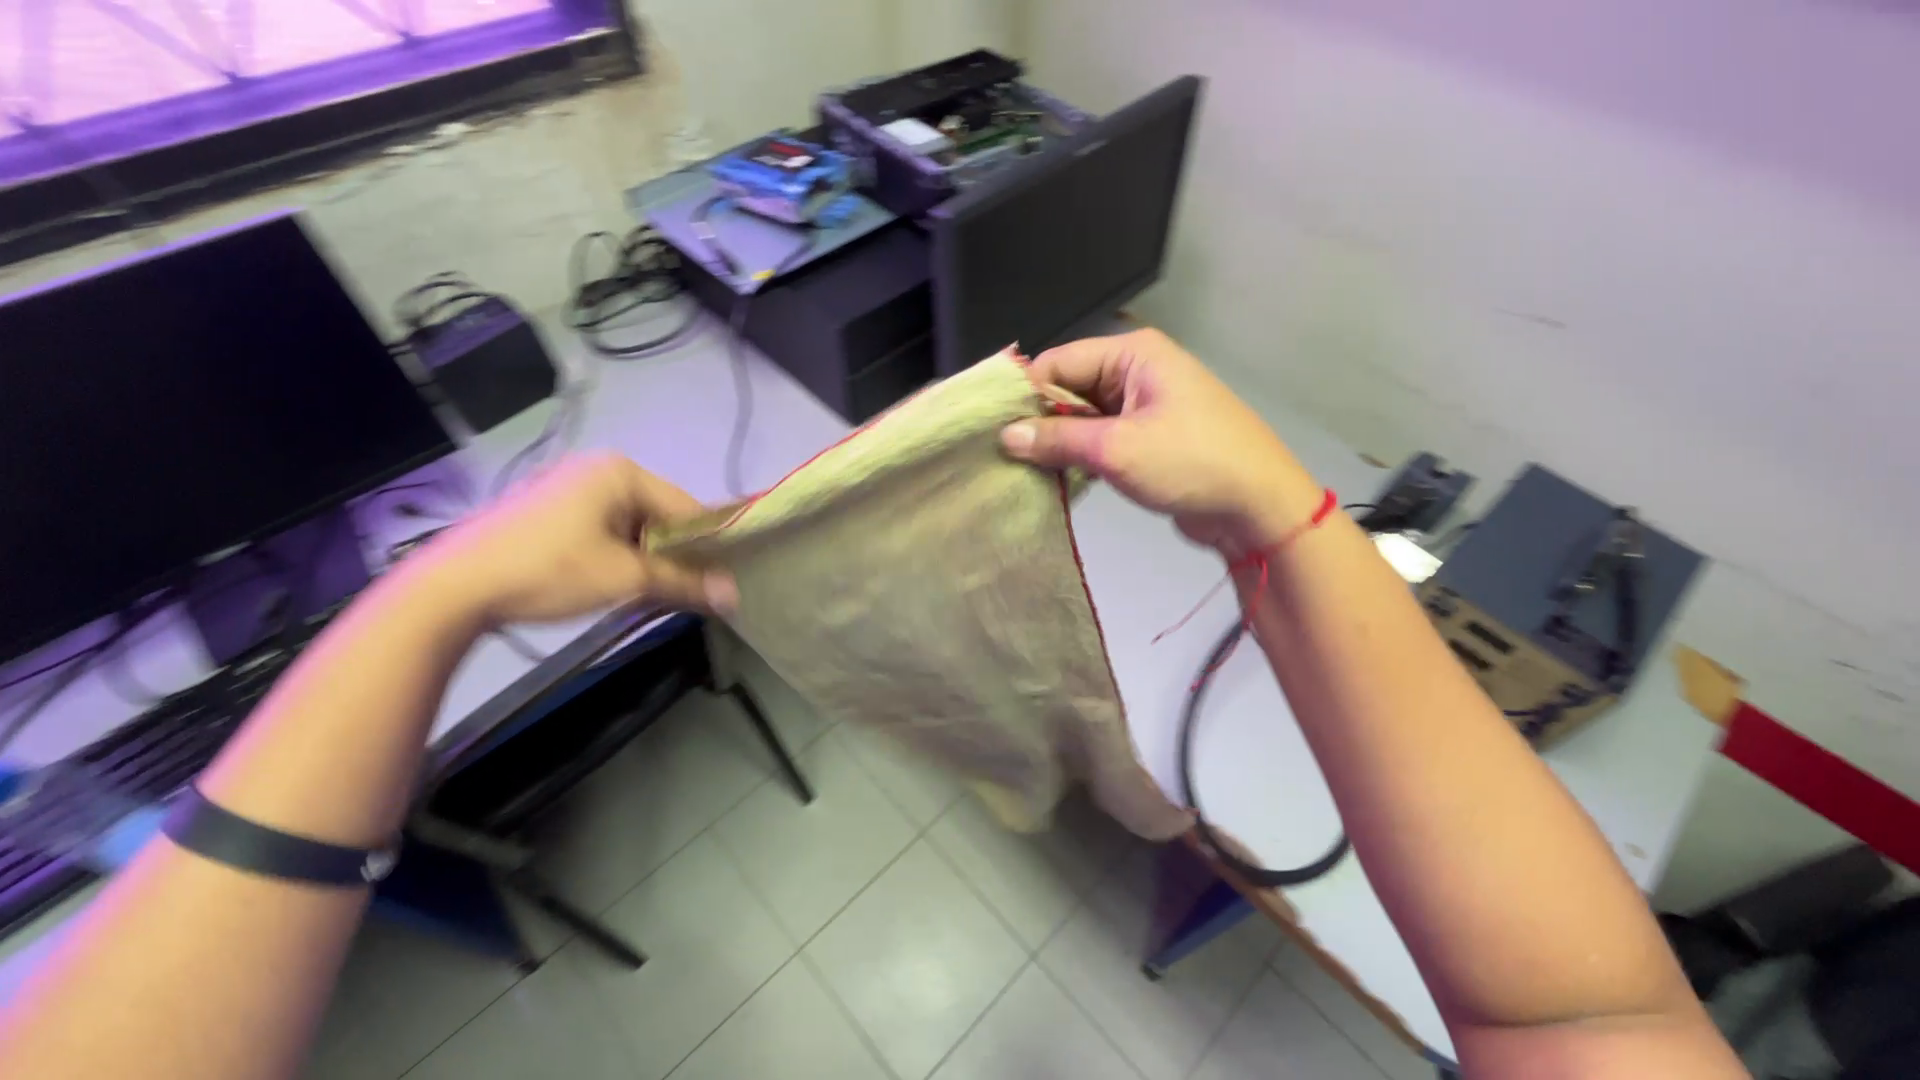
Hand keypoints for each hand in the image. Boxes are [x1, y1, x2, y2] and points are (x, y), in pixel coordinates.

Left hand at [415, 453, 736, 624]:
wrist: (454, 587)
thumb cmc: (549, 571)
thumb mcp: (625, 578)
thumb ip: (684, 583)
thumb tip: (734, 596)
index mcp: (621, 472)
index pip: (687, 507)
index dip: (709, 545)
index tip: (724, 580)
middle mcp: (597, 470)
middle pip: (658, 515)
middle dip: (674, 554)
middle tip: (687, 592)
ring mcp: (567, 488)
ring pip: (629, 525)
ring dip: (644, 558)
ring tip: (649, 593)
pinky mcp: (546, 511)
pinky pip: (601, 530)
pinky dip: (615, 555)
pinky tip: (611, 583)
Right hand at [1001, 328, 1319, 556]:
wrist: (1260, 507)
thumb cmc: (1192, 463)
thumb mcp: (1118, 450)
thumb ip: (1057, 440)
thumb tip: (1006, 436)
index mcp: (1132, 355)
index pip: (1058, 362)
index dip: (1023, 394)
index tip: (989, 427)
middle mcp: (1137, 372)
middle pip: (1069, 389)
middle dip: (1038, 421)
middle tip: (1000, 455)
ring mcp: (1145, 407)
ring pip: (1083, 418)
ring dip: (1058, 444)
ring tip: (1020, 470)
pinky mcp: (1149, 439)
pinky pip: (1101, 441)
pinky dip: (1079, 458)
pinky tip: (1053, 480)